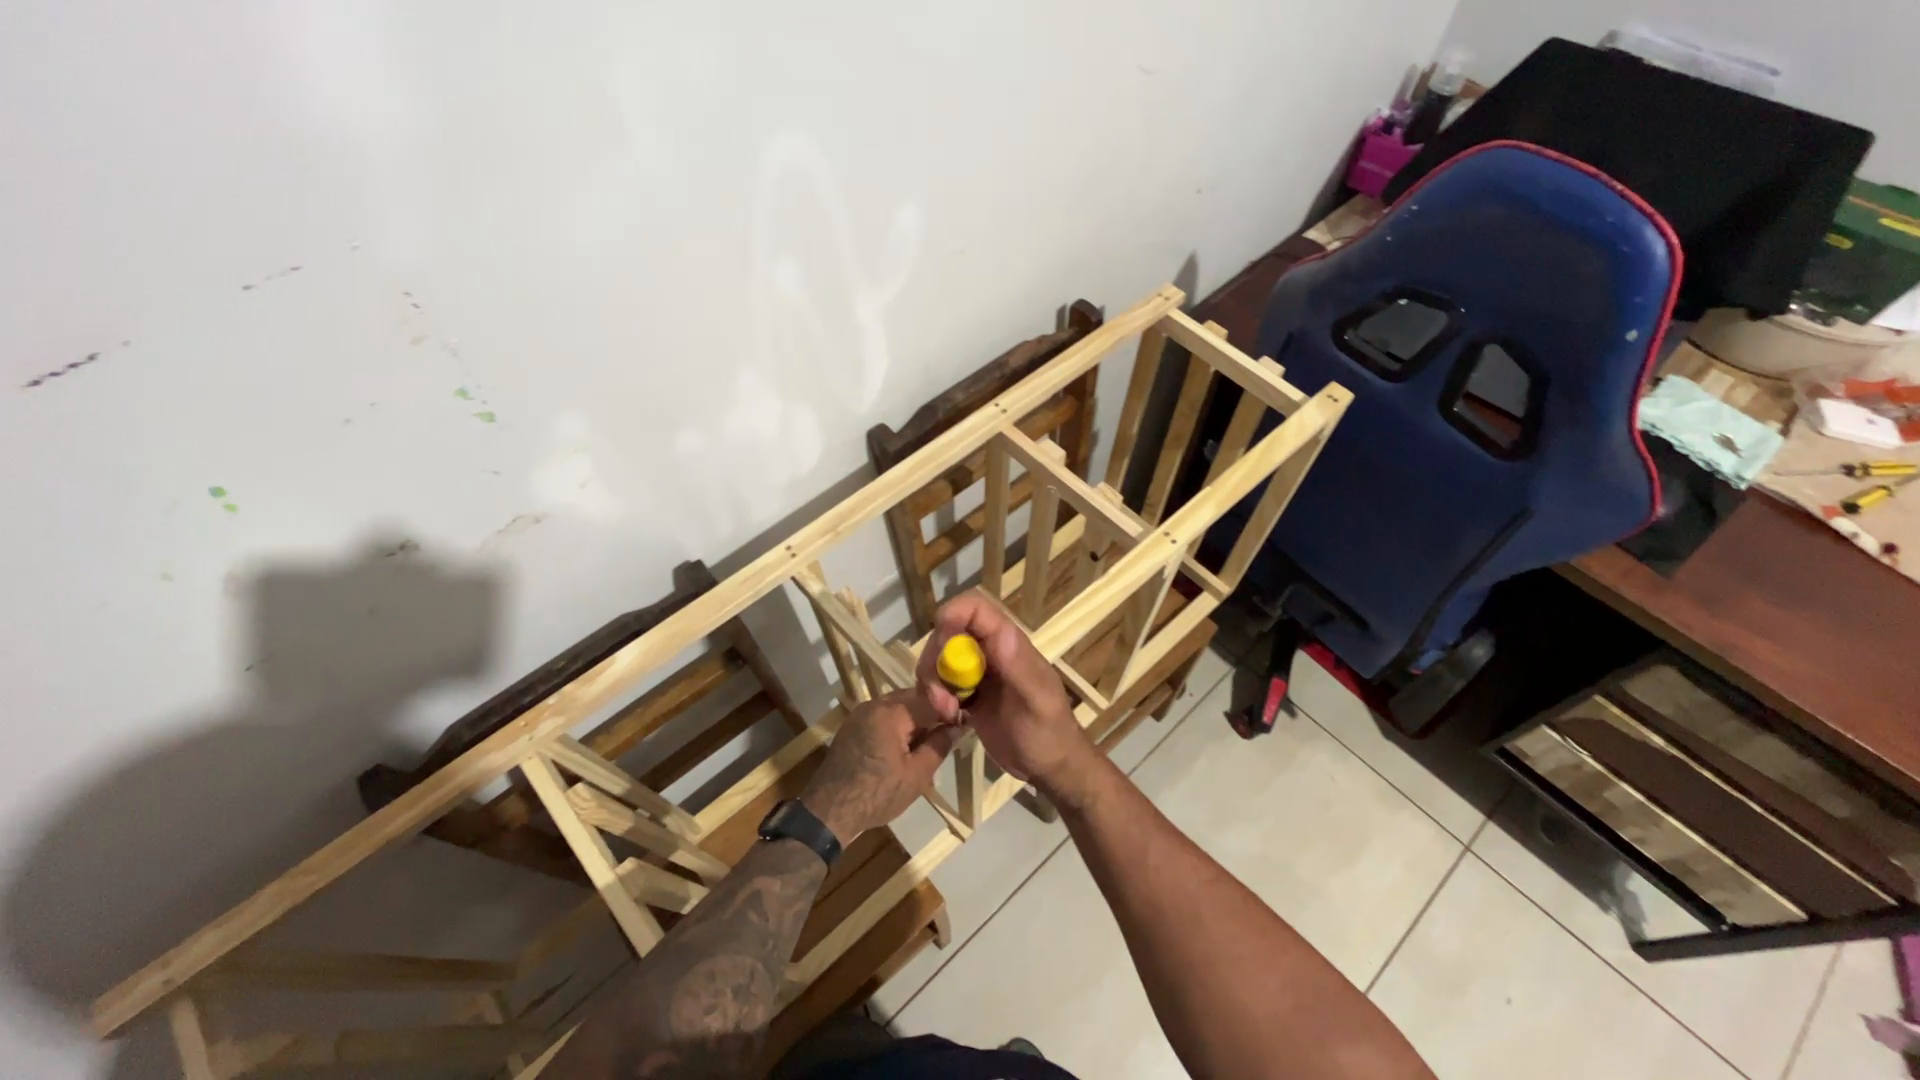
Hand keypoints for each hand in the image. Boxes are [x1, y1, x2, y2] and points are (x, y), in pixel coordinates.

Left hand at [801, 690, 956, 843]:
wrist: (829, 811)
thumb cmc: (877, 794)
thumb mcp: (917, 774)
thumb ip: (939, 745)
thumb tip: (959, 726)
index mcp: (891, 712)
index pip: (931, 699)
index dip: (950, 710)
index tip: (964, 724)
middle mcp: (874, 704)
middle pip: (913, 699)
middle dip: (932, 714)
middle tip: (948, 736)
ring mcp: (860, 713)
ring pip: (898, 707)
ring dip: (916, 721)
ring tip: (928, 745)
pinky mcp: (852, 726)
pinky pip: (883, 717)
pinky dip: (898, 726)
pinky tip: (905, 749)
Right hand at [916, 591, 1097, 805]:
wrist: (1050, 769)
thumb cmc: (1049, 734)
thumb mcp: (1036, 702)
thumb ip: (1019, 668)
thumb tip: (1000, 633)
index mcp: (1010, 644)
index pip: (976, 609)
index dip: (952, 614)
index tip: (939, 644)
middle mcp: (991, 652)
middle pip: (948, 634)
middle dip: (935, 661)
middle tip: (940, 697)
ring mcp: (979, 674)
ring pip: (940, 660)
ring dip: (933, 683)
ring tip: (946, 713)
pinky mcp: (970, 695)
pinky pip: (941, 684)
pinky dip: (936, 697)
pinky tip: (949, 718)